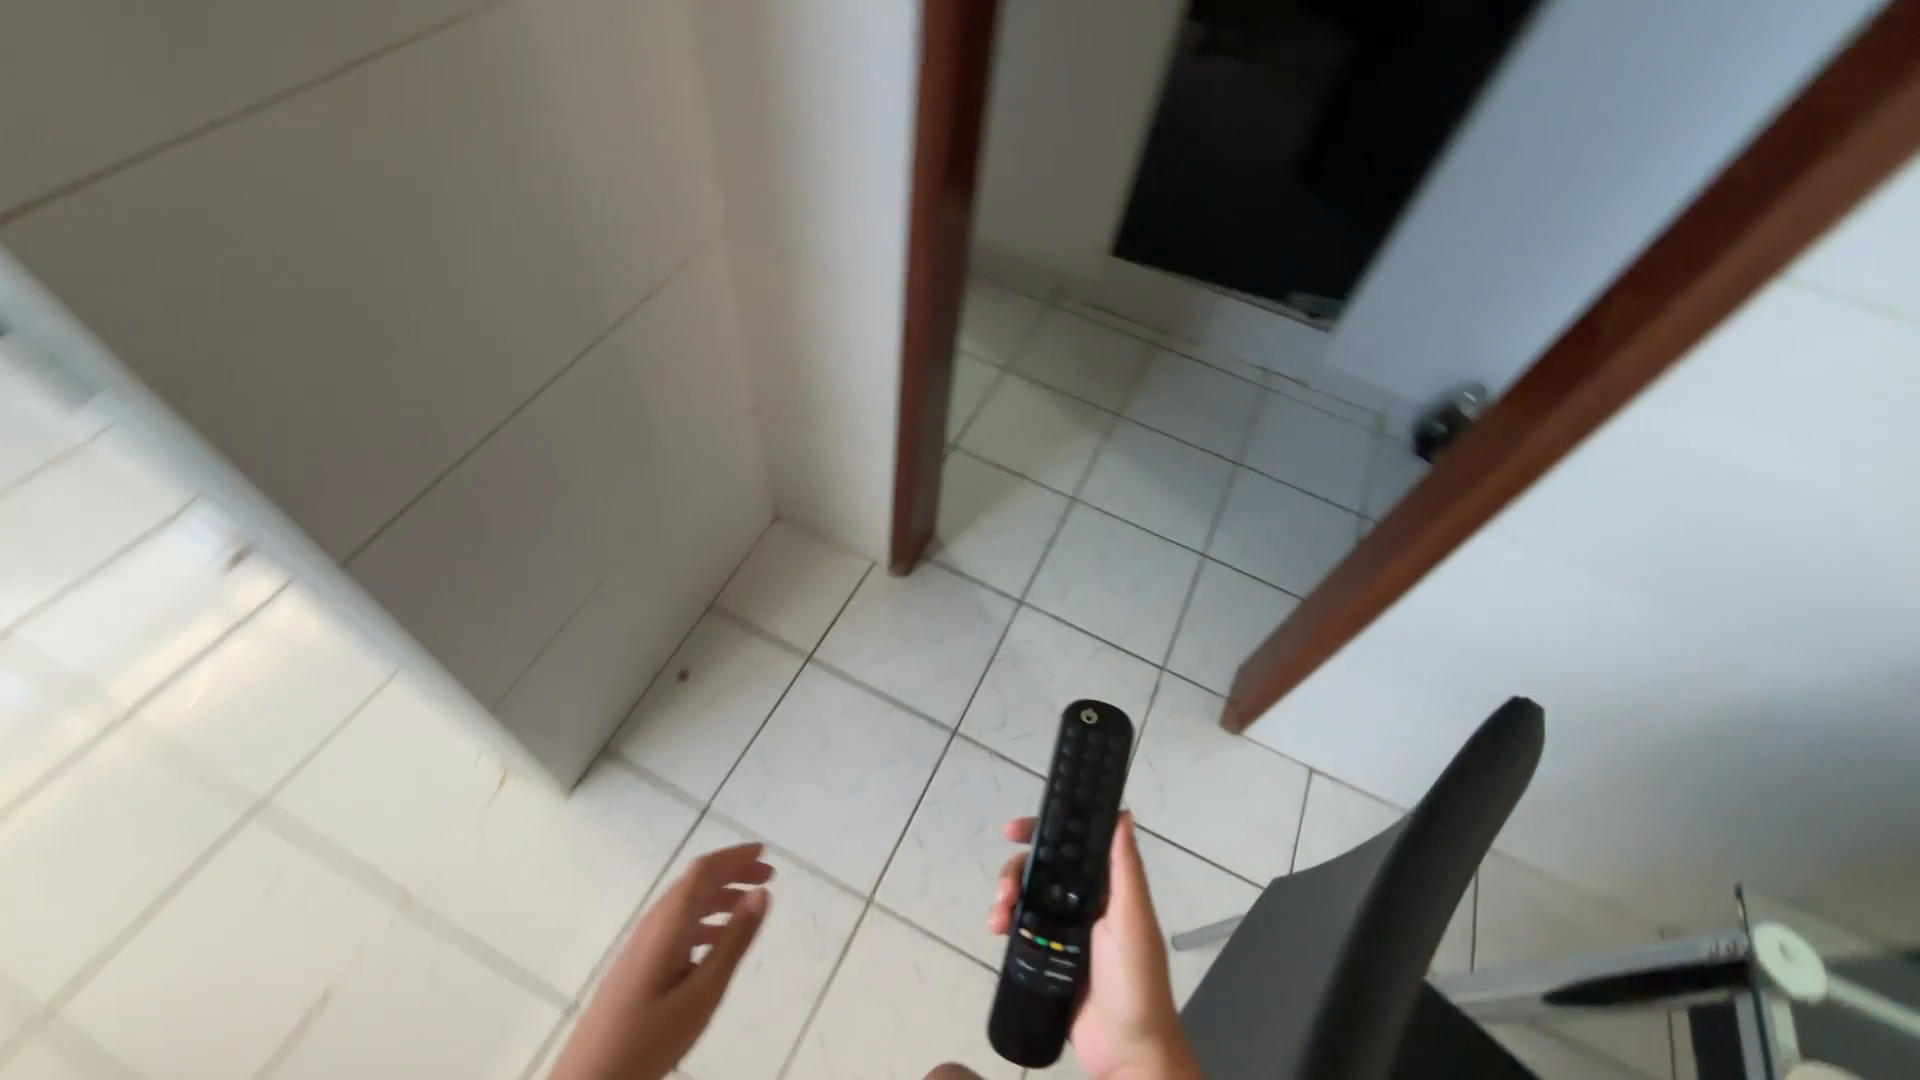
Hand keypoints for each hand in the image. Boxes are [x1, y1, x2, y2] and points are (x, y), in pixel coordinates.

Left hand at [549, 842, 772, 1079]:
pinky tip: (718, 942)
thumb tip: (762, 893)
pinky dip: (704, 919)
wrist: (592, 1078)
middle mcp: (654, 924)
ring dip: (720, 895)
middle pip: (695, 882)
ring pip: (686, 903)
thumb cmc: (652, 1035)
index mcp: (669, 923)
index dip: (735, 856)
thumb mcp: (704, 991)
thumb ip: (734, 940)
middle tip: (768, 876)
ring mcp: (642, 944)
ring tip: (750, 906)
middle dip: (732, 872)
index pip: (703, 871)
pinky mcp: (639, 963)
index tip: (765, 852)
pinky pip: (677, 924)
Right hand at [989, 813, 1200, 1079]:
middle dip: (1017, 870)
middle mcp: (1084, 903)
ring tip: (998, 917)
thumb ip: (1125, 869)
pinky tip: (997, 930)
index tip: (1015, 830)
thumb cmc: (1135, 980)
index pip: (1072, 847)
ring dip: (1006, 897)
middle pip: (1042, 871)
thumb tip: (1122, 813)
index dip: (1045, 831)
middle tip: (1005, 887)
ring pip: (1027, 898)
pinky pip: (1020, 930)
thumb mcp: (1133, 919)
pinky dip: (1005, 923)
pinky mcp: (1048, 958)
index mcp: (1107, 889)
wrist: (1126, 1050)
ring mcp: (1064, 931)